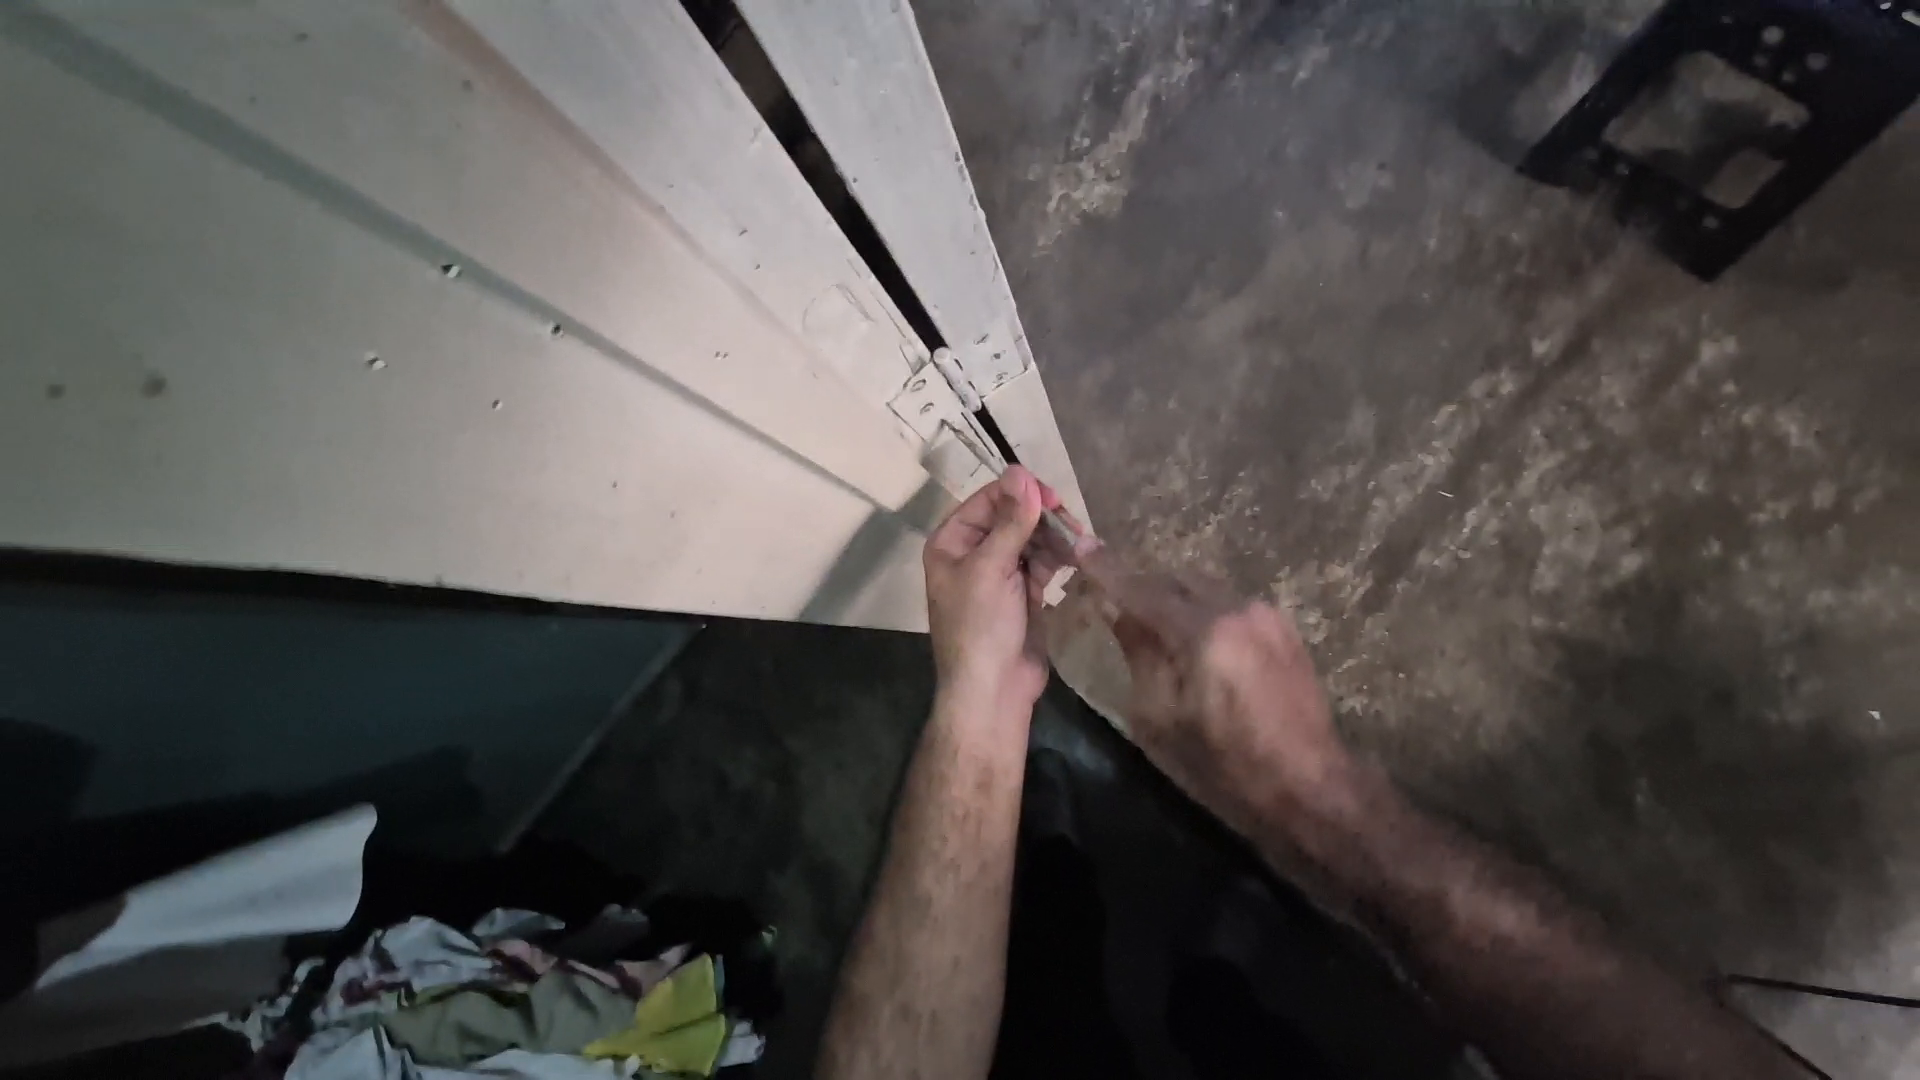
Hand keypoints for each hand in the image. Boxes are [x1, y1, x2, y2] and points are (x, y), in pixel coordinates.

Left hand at [923, 466, 1064, 713]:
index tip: (1054, 499)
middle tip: (1073, 525)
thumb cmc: (980, 627)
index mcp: (951, 542)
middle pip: (1013, 517)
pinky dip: (1059, 558)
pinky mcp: (1023, 592)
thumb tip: (1020, 470)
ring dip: (1056, 539)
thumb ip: (1010, 521)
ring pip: (1032, 539)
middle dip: (1043, 519)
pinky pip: (1042, 563)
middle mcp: (973, 553)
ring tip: (1081, 545)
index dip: (1020, 494)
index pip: (988, 501)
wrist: (993, 690)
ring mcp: (999, 573)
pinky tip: (1079, 558)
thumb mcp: (991, 569)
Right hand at [1111, 592, 1353, 836]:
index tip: (1081, 544)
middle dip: (1142, 586)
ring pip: (1204, 589)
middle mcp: (1237, 609)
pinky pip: (1229, 604)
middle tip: (1114, 602)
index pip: (1141, 590)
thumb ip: (1138, 654)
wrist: (1311, 788)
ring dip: (1174, 599)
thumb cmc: (1224, 764)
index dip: (1106, 569)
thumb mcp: (1162, 718)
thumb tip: (1116, 611)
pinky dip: (1203, 611)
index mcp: (1203, 632)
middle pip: (1175, 579)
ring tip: (1154, 626)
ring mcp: (1266, 616)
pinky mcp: (1284, 629)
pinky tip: (1196, 642)